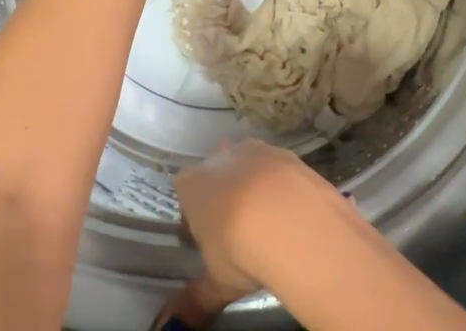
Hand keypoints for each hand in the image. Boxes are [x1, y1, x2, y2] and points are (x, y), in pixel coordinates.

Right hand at [156, 139, 354, 328]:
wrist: (292, 221)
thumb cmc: (240, 249)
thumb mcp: (217, 282)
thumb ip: (195, 299)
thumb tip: (172, 323)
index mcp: (192, 184)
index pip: (184, 192)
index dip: (194, 214)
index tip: (205, 238)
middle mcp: (220, 158)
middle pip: (216, 170)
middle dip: (223, 191)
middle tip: (237, 227)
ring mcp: (256, 151)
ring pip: (248, 162)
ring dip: (254, 183)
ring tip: (268, 220)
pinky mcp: (289, 154)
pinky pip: (281, 168)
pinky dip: (285, 186)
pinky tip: (294, 212)